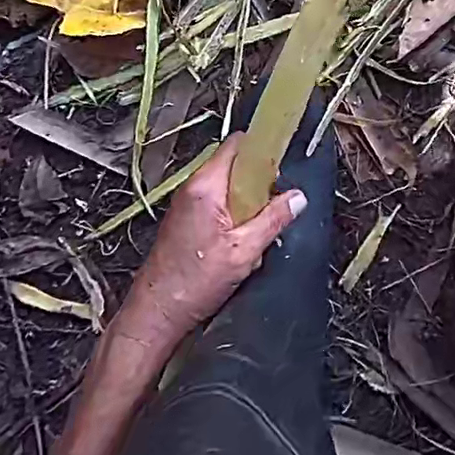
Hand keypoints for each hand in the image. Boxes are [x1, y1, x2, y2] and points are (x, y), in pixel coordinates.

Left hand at [116, 135, 306, 345]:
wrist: (156, 311)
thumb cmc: (191, 284)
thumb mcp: (243, 253)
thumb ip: (273, 220)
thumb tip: (297, 198)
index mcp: (206, 186)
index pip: (238, 144)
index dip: (262, 150)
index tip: (280, 167)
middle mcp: (193, 186)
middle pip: (235, 162)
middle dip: (258, 180)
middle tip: (269, 206)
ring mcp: (188, 199)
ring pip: (228, 182)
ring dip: (246, 198)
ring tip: (252, 228)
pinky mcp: (187, 214)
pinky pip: (218, 199)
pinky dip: (233, 211)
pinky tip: (238, 239)